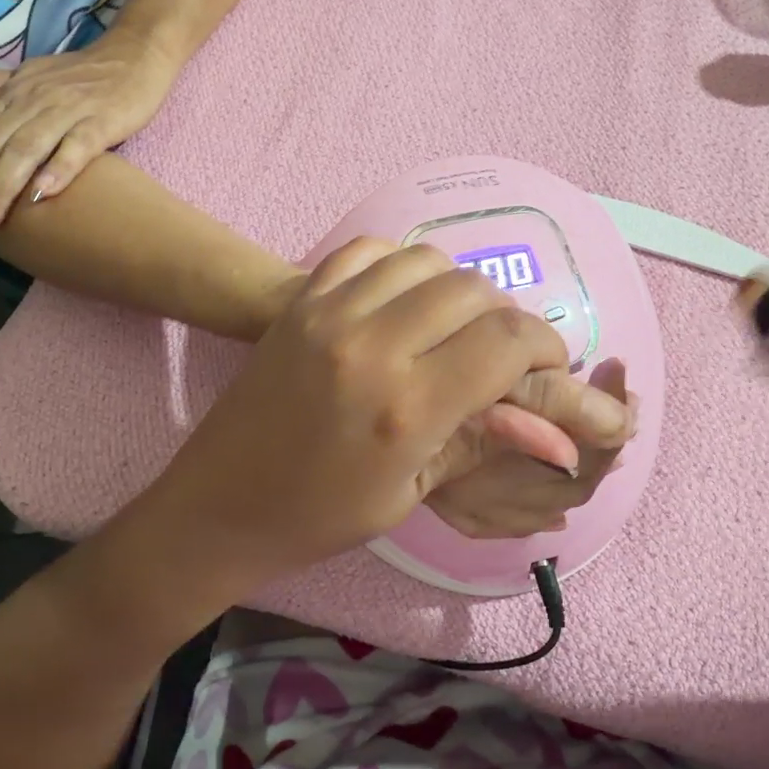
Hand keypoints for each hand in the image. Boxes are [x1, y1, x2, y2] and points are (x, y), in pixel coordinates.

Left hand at [0, 31, 178, 249]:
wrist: (134, 56)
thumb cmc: (79, 74)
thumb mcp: (25, 76)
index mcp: (10, 95)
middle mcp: (31, 102)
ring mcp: (67, 110)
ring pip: (24, 150)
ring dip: (1, 188)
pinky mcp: (102, 120)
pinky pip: (77, 145)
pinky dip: (60, 168)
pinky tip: (44, 195)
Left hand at [142, 239, 631, 581]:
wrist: (221, 503)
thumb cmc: (319, 517)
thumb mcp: (410, 494)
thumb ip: (479, 441)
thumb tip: (547, 419)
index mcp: (407, 408)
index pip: (507, 341)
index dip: (544, 345)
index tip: (547, 362)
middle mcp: (373, 345)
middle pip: (473, 291)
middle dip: (506, 317)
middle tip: (502, 349)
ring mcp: (330, 313)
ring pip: (426, 260)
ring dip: (457, 286)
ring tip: (454, 322)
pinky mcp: (300, 301)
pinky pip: (367, 251)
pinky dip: (399, 265)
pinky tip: (403, 298)